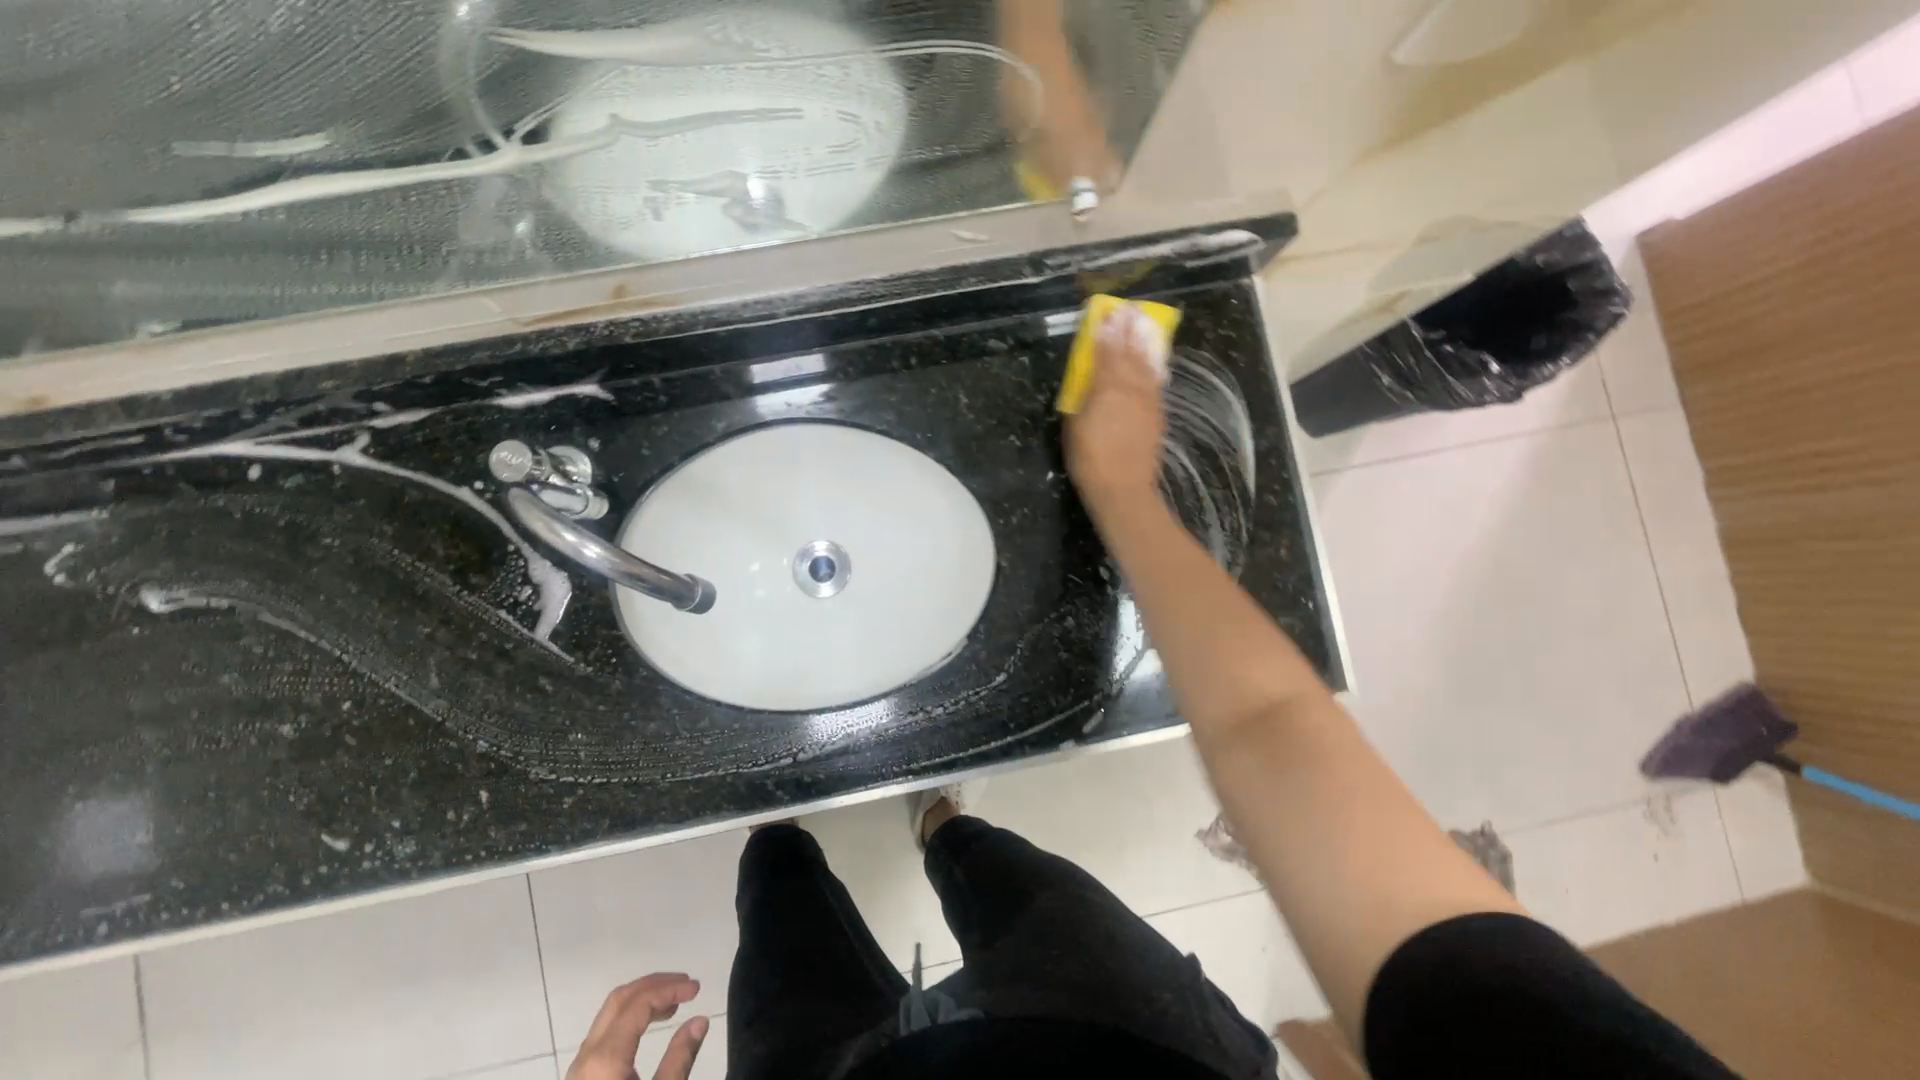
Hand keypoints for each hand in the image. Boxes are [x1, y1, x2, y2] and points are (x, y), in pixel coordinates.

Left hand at [565, 974, 708, 1079]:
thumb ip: (679, 1059)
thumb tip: (700, 1020)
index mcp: (606, 1058)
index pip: (639, 1002)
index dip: (670, 987)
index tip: (699, 988)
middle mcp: (587, 1054)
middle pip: (620, 999)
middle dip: (655, 984)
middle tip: (688, 985)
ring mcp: (580, 1066)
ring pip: (609, 1013)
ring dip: (643, 999)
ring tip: (675, 1003)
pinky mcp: (581, 1077)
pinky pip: (605, 1031)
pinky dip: (631, 1017)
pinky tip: (650, 1026)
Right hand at [1066, 304, 1169, 515]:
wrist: (1123, 488)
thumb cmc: (1089, 459)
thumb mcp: (1075, 425)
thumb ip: (1084, 399)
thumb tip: (1091, 384)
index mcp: (1107, 387)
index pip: (1107, 351)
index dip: (1107, 331)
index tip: (1110, 312)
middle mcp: (1131, 388)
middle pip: (1131, 352)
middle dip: (1131, 330)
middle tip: (1133, 310)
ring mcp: (1148, 402)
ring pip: (1148, 366)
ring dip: (1146, 346)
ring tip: (1147, 328)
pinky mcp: (1157, 416)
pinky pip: (1156, 385)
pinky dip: (1155, 370)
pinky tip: (1156, 366)